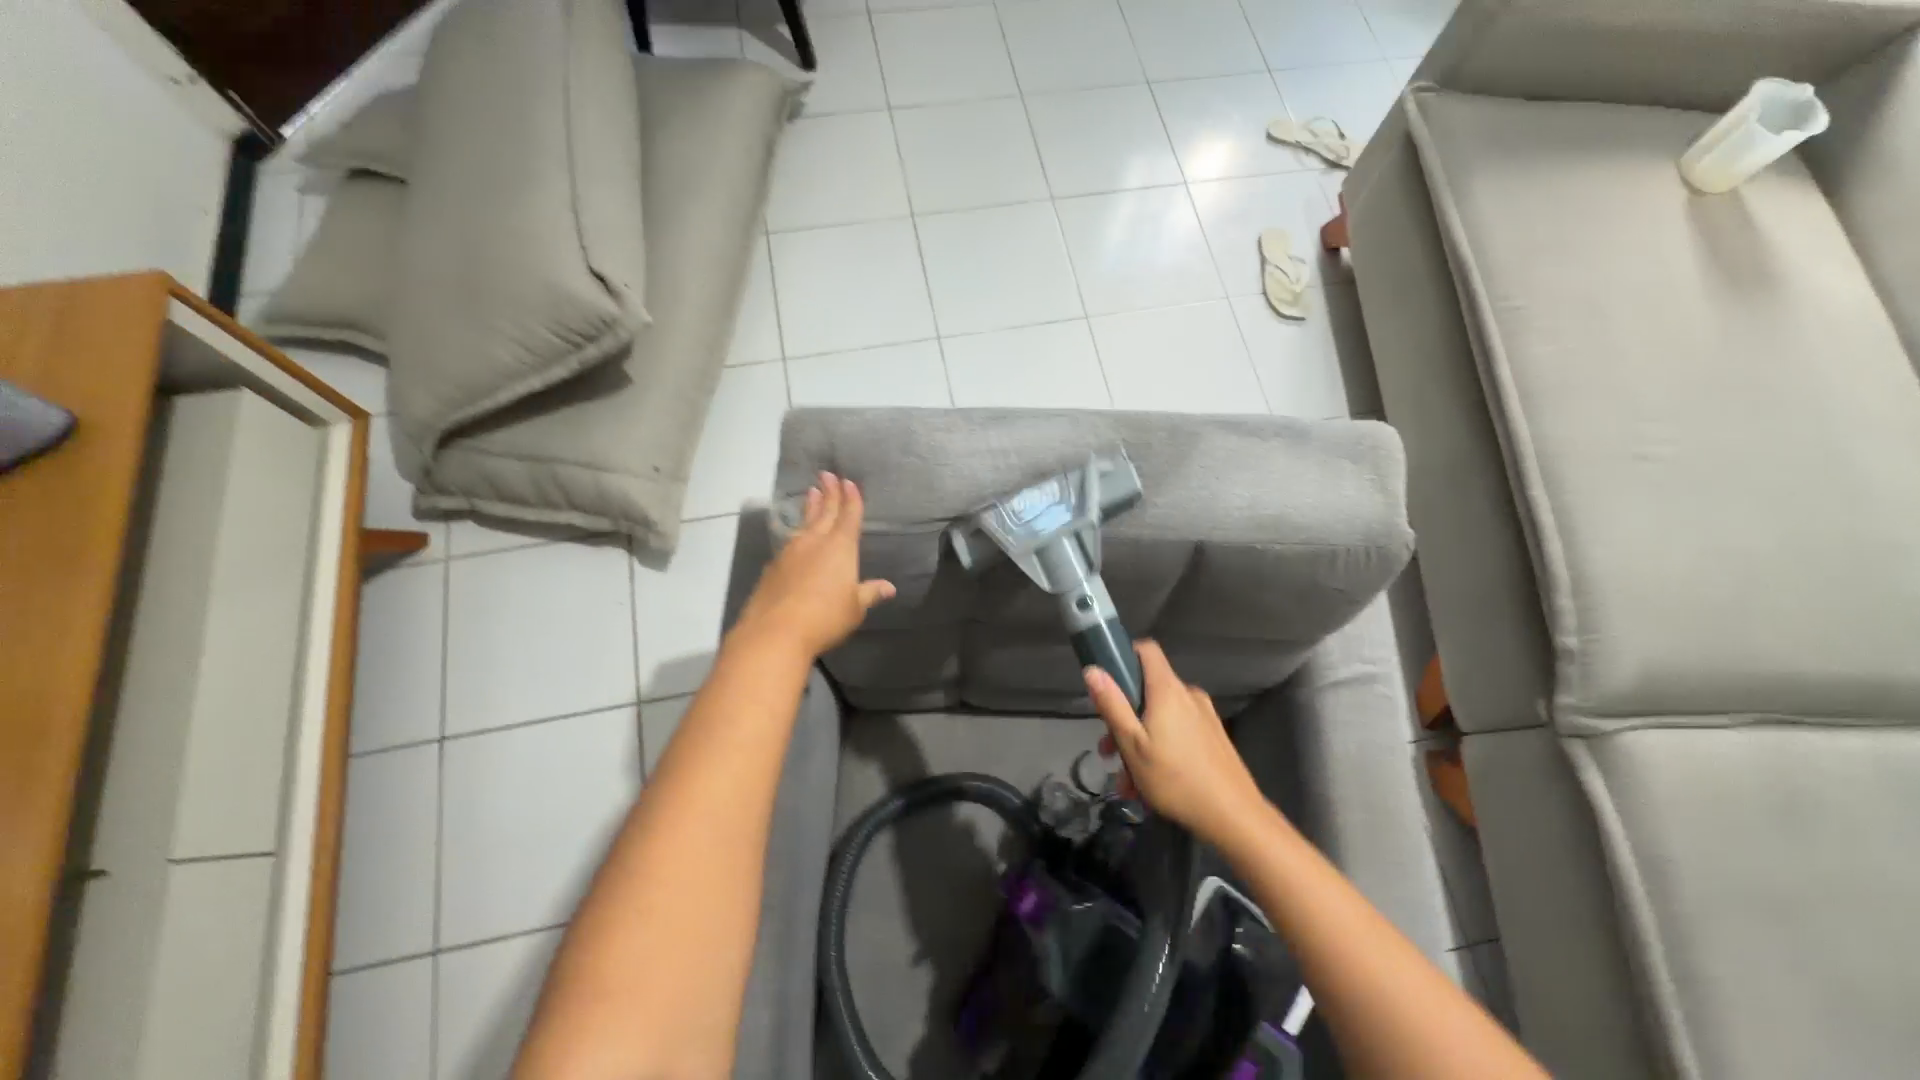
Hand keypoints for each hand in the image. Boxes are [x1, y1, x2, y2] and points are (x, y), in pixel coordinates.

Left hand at [734, 472, 895, 658]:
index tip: (849, 482)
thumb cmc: (825, 617)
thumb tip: (888, 588)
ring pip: (804, 523)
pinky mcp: (773, 567)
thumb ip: (869, 593)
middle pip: (824, 512)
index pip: (849, 516)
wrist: (776, 631)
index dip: (851, 499)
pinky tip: (795, 537)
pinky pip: (789, 542)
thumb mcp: (855, 608)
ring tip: (811, 493)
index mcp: (840, 548)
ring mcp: (790, 552)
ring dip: (810, 507)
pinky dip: (796, 533)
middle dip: (829, 493)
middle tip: (827, 474)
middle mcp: (815, 542)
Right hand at [1084, 641, 1268, 846]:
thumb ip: (1112, 705)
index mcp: (1168, 690)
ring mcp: (1204, 717)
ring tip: (1129, 783)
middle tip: (1109, 754)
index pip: (1146, 650)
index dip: (1124, 656)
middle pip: (1149, 691)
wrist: (1233, 816)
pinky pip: (1178, 733)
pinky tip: (1150, 786)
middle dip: (1124, 719)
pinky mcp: (1214, 737)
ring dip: (1139, 744)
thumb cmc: (1175, 778)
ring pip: (1161, 718)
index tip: (1107, 682)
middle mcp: (1189, 696)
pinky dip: (1160, 751)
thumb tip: (1093, 670)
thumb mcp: (1132, 745)